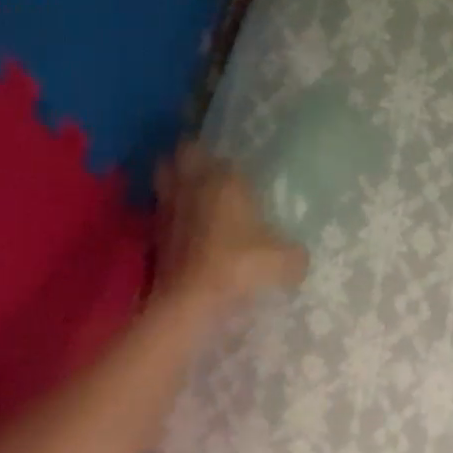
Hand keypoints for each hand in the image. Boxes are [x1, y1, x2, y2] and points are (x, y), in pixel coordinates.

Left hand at [154, 142, 308, 315]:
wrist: (189, 299)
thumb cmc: (237, 269)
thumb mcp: (282, 264)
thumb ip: (295, 256)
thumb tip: (299, 256)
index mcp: (224, 180)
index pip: (226, 157)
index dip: (233, 168)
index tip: (242, 183)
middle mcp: (193, 183)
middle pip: (186, 152)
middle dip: (195, 159)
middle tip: (210, 177)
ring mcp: (168, 206)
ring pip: (166, 176)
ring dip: (176, 182)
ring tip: (192, 199)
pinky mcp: (153, 232)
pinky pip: (160, 211)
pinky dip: (169, 215)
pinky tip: (182, 231)